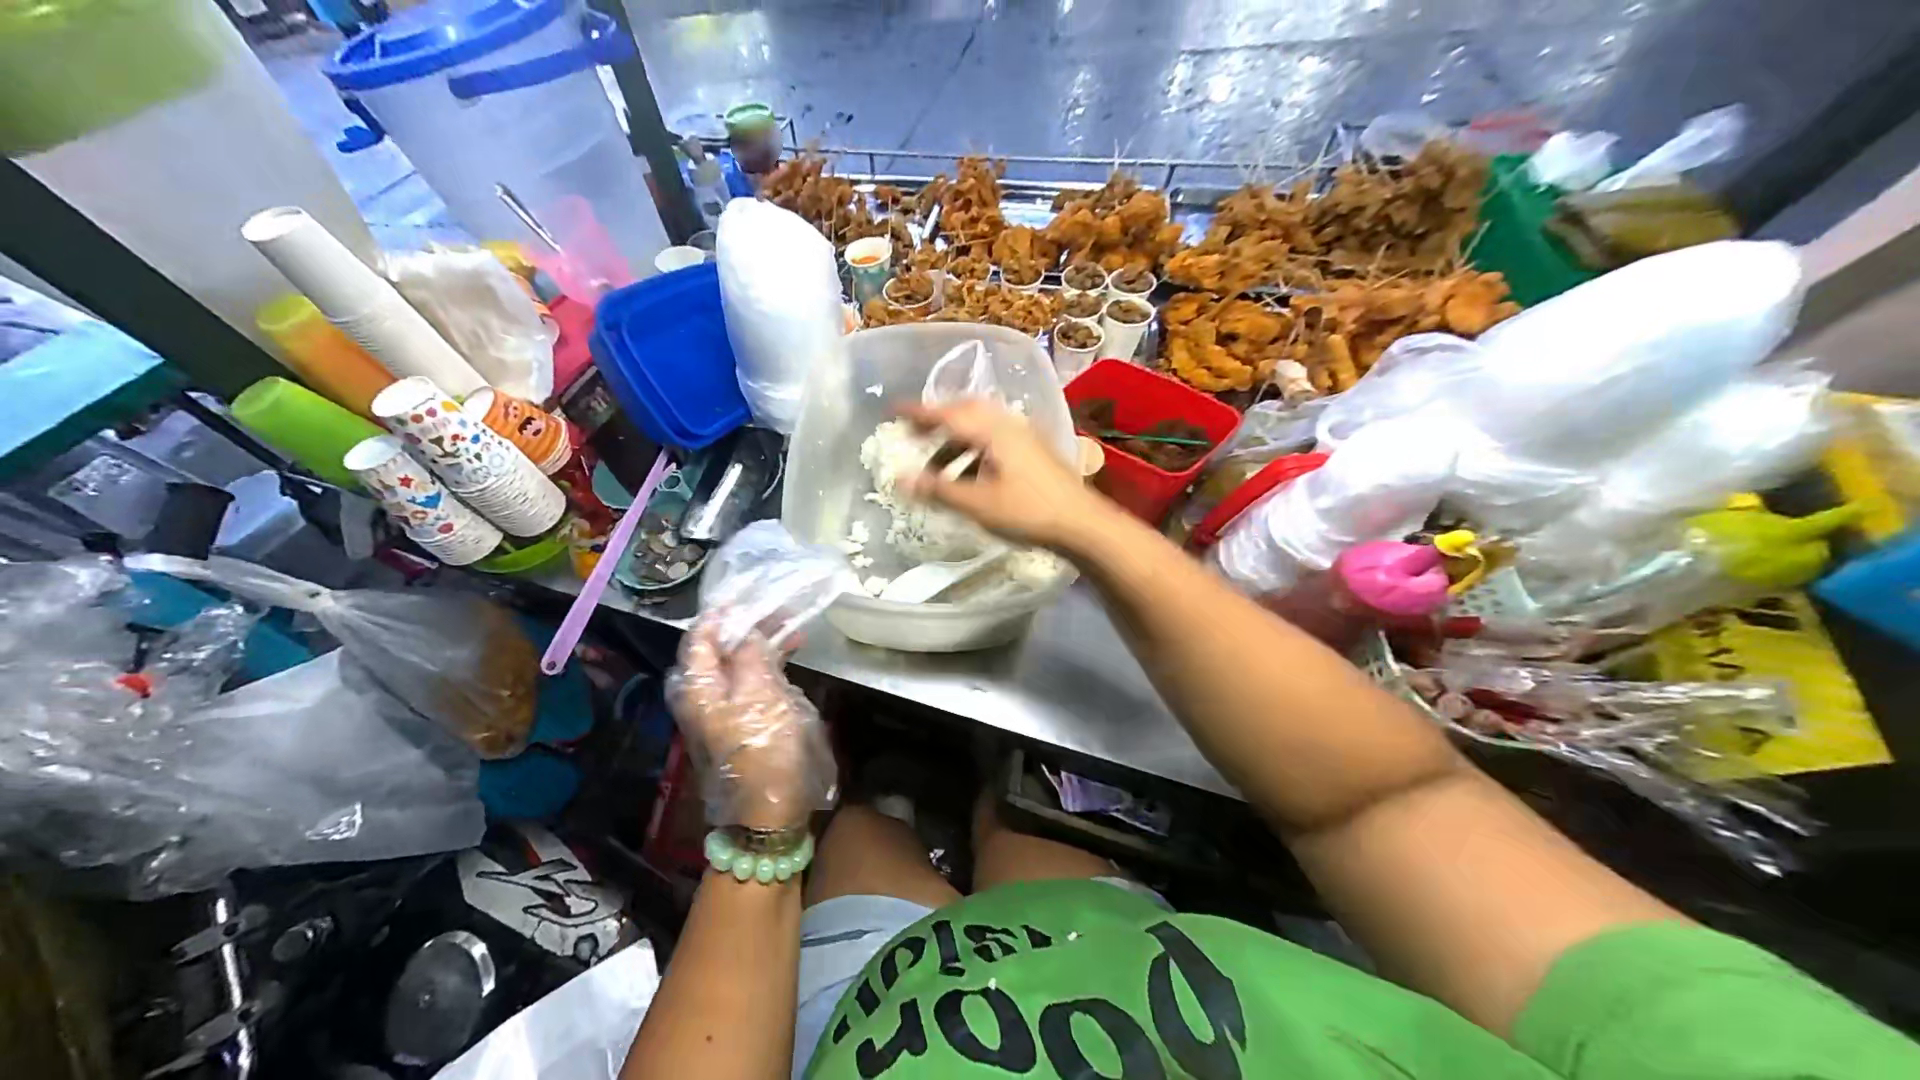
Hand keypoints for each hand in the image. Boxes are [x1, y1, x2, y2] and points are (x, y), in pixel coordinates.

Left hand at [668, 622, 834, 829]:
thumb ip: (753, 656)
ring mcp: (719, 713)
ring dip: (760, 645)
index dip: (724, 612)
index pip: (701, 636)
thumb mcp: (762, 696)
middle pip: (718, 650)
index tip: (752, 594)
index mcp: (697, 688)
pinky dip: (766, 667)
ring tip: (792, 630)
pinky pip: (748, 684)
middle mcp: (701, 697)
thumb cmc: (764, 751)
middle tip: (779, 609)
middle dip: (747, 626)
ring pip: (736, 666)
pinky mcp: (738, 725)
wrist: (768, 815)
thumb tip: (749, 632)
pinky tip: (789, 660)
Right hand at [903, 399, 1114, 550]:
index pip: (948, 414)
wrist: (1083, 524)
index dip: (919, 413)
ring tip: (938, 469)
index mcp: (993, 430)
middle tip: (915, 435)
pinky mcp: (1035, 453)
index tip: (893, 411)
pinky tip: (969, 476)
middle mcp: (1010, 425)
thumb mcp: (977, 504)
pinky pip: (995, 441)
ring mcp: (1026, 437)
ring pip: (982, 430)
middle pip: (967, 414)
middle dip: (938, 423)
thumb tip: (900, 478)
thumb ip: (938, 490)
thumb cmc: (1028, 512)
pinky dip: (974, 452)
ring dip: (956, 444)